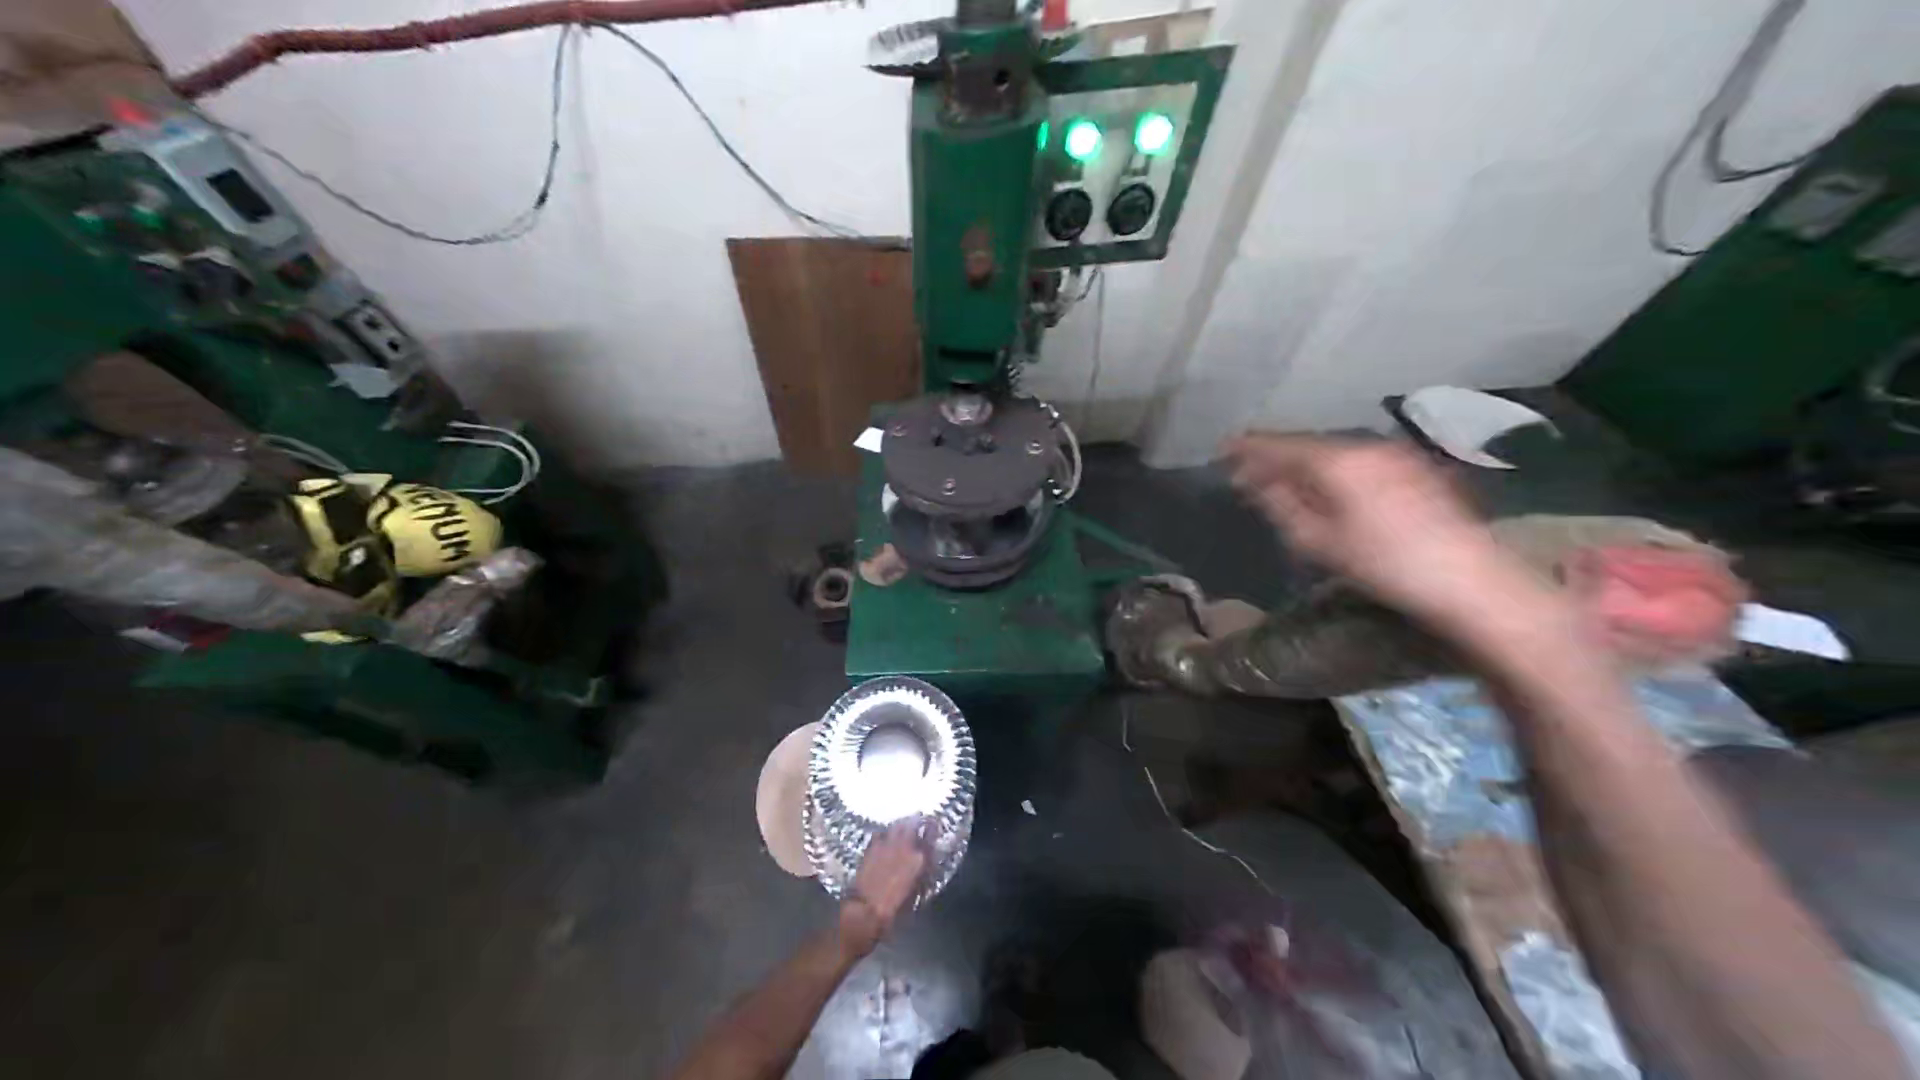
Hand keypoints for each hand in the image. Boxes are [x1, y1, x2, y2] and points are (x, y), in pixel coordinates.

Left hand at [838, 818, 927, 956]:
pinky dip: (886, 832)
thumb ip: (924, 873)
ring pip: (896, 824)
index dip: (933, 827)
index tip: (935, 824)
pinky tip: (886, 837)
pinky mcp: (871, 847)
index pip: (931, 833)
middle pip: (913, 822)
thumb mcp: (917, 894)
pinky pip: (881, 833)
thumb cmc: (895, 910)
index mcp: (919, 858)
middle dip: (917, 820)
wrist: (866, 912)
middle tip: (919, 820)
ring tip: (903, 826)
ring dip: (901, 824)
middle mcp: (904, 846)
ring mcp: (886, 844)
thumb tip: (926, 860)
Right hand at [1223, 435, 1546, 626]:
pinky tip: (1327, 492)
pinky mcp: (1416, 471)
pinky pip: (1359, 463)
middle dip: (1276, 459)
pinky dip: (1333, 472)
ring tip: (1282, 484)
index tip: (1223, 449)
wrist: (1472, 581)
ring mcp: (1396, 457)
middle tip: (1247, 474)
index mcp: (1338, 462)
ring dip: (1305, 467)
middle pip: (1309, 447)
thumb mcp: (1320, 542)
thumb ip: (1283, 506)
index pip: (1281, 446)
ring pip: (1335, 455)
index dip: (1249, 447)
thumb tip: (1258, 484)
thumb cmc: (1386, 564)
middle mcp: (1367, 448)